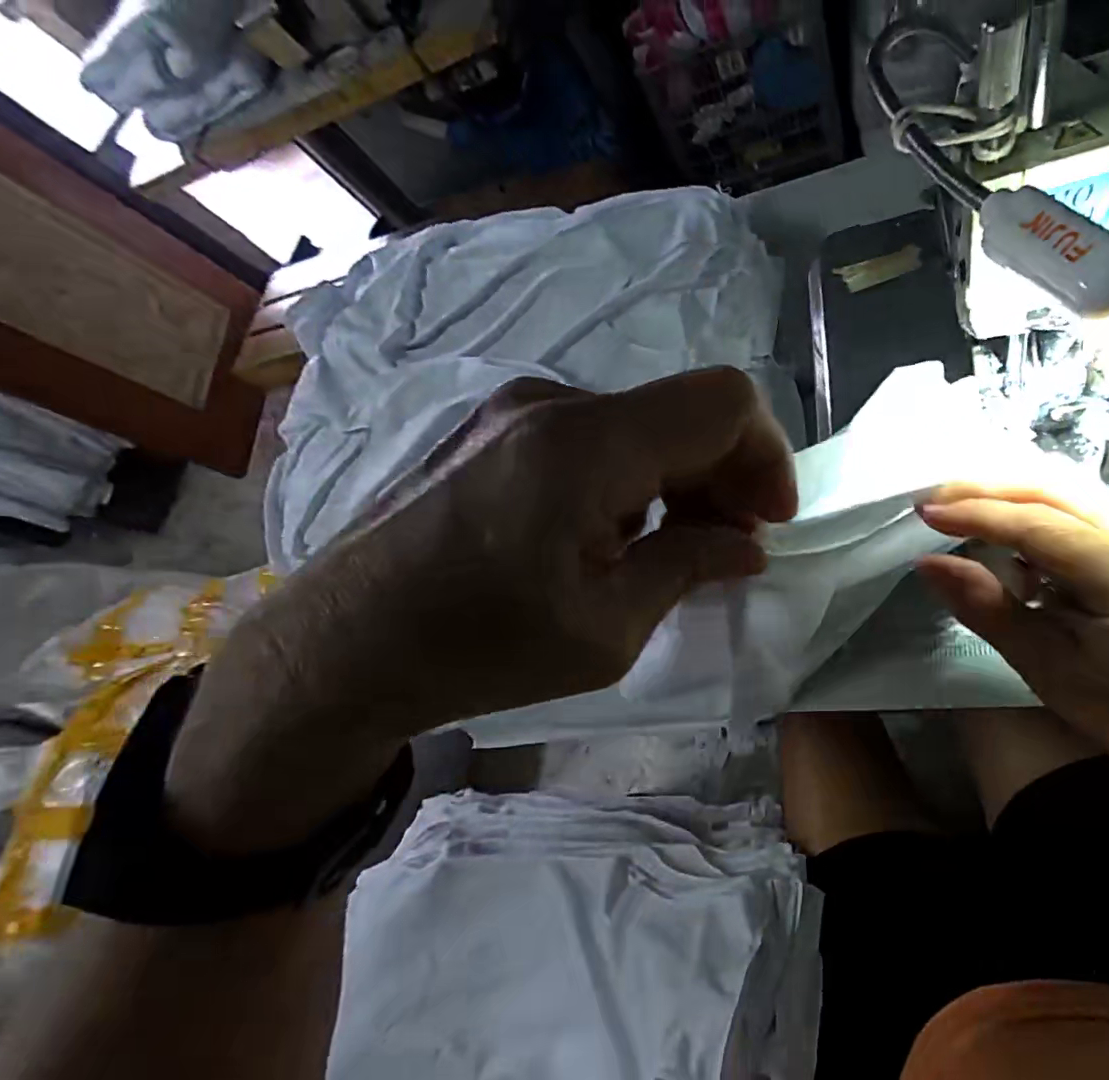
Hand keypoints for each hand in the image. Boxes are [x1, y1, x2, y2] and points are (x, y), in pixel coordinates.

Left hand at [170, 367, 794, 850]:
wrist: (338, 649)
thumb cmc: (477, 649)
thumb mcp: (607, 630)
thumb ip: (689, 567)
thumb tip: (749, 546)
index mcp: (585, 446)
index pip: (723, 401)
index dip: (768, 455)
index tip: (770, 521)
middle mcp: (554, 405)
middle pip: (687, 413)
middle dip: (730, 477)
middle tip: (732, 548)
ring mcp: (519, 411)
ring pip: (647, 426)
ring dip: (685, 481)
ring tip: (678, 550)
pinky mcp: (499, 430)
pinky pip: (602, 438)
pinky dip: (639, 480)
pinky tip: (622, 537)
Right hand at [913, 482, 1108, 752]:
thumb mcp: (1042, 666)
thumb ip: (988, 609)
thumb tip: (929, 564)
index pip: (1045, 527)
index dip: (981, 515)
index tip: (927, 513)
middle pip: (1055, 489)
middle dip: (986, 490)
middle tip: (931, 501)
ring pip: (1063, 484)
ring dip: (1003, 491)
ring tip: (953, 505)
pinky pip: (1072, 498)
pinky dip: (1026, 503)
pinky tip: (993, 518)